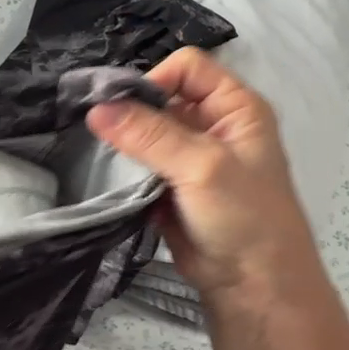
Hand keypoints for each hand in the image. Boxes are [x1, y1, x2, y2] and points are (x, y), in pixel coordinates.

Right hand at [85, 47, 323, 299]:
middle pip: (161, 98)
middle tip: (98, 132)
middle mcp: (212, 125)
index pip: (186, 68)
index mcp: (235, 107)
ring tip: (99, 155)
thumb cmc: (244, 217)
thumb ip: (149, 135)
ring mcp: (189, 157)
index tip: (122, 110)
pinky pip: (138, 164)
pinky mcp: (169, 186)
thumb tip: (96, 108)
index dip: (153, 81)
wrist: (251, 281)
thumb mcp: (201, 166)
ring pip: (145, 133)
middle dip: (130, 111)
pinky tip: (107, 177)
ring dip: (123, 142)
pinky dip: (123, 168)